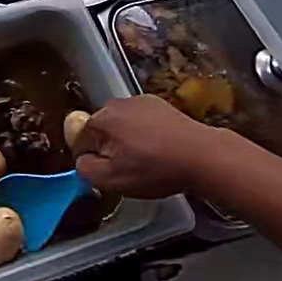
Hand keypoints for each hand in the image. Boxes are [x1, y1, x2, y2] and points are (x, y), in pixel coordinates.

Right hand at [74, 94, 234, 199]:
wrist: (200, 154)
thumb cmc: (154, 169)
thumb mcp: (112, 180)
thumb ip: (86, 169)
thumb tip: (82, 160)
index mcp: (100, 120)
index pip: (81, 139)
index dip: (92, 157)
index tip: (110, 171)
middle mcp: (115, 104)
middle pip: (102, 129)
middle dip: (110, 146)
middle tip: (129, 167)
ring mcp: (138, 100)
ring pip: (122, 123)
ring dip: (129, 138)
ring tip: (149, 158)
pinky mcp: (158, 103)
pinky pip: (142, 119)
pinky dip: (146, 131)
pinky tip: (161, 146)